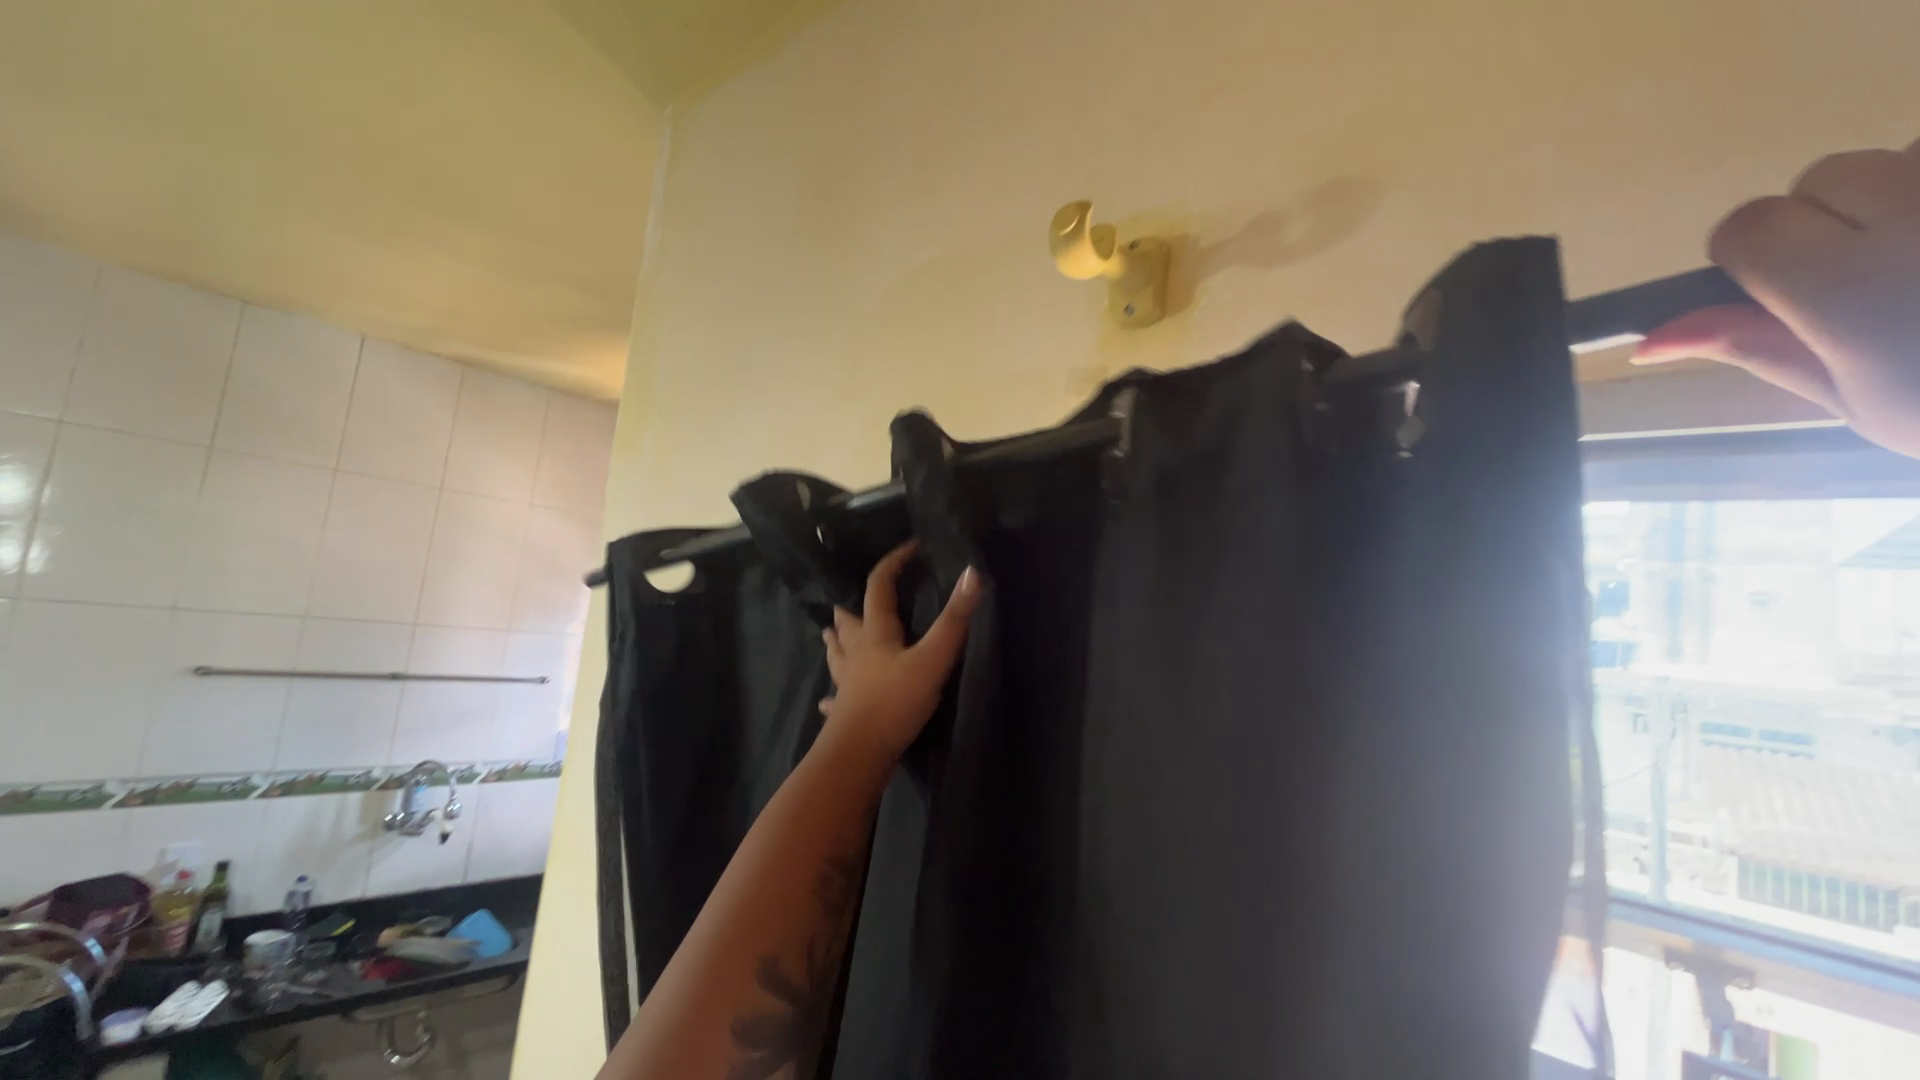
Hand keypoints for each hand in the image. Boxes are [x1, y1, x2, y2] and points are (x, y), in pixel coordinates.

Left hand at [818, 541, 980, 763]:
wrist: (859, 753)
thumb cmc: (895, 702)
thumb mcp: (932, 660)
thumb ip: (954, 620)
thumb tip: (971, 573)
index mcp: (876, 634)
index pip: (879, 587)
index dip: (892, 564)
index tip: (910, 550)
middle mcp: (856, 653)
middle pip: (849, 622)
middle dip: (852, 606)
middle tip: (852, 597)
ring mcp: (847, 682)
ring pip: (838, 654)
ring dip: (837, 641)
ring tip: (830, 633)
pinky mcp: (844, 710)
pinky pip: (835, 696)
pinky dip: (832, 693)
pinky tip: (826, 700)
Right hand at [1633, 138, 1919, 457]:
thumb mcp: (1854, 398)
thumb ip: (1756, 348)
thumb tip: (1648, 342)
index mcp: (1850, 287)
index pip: (1748, 226)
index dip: (1749, 256)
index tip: (1780, 289)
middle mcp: (1917, 216)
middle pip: (1824, 176)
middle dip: (1829, 217)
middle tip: (1873, 274)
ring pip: (1907, 153)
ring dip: (1907, 194)